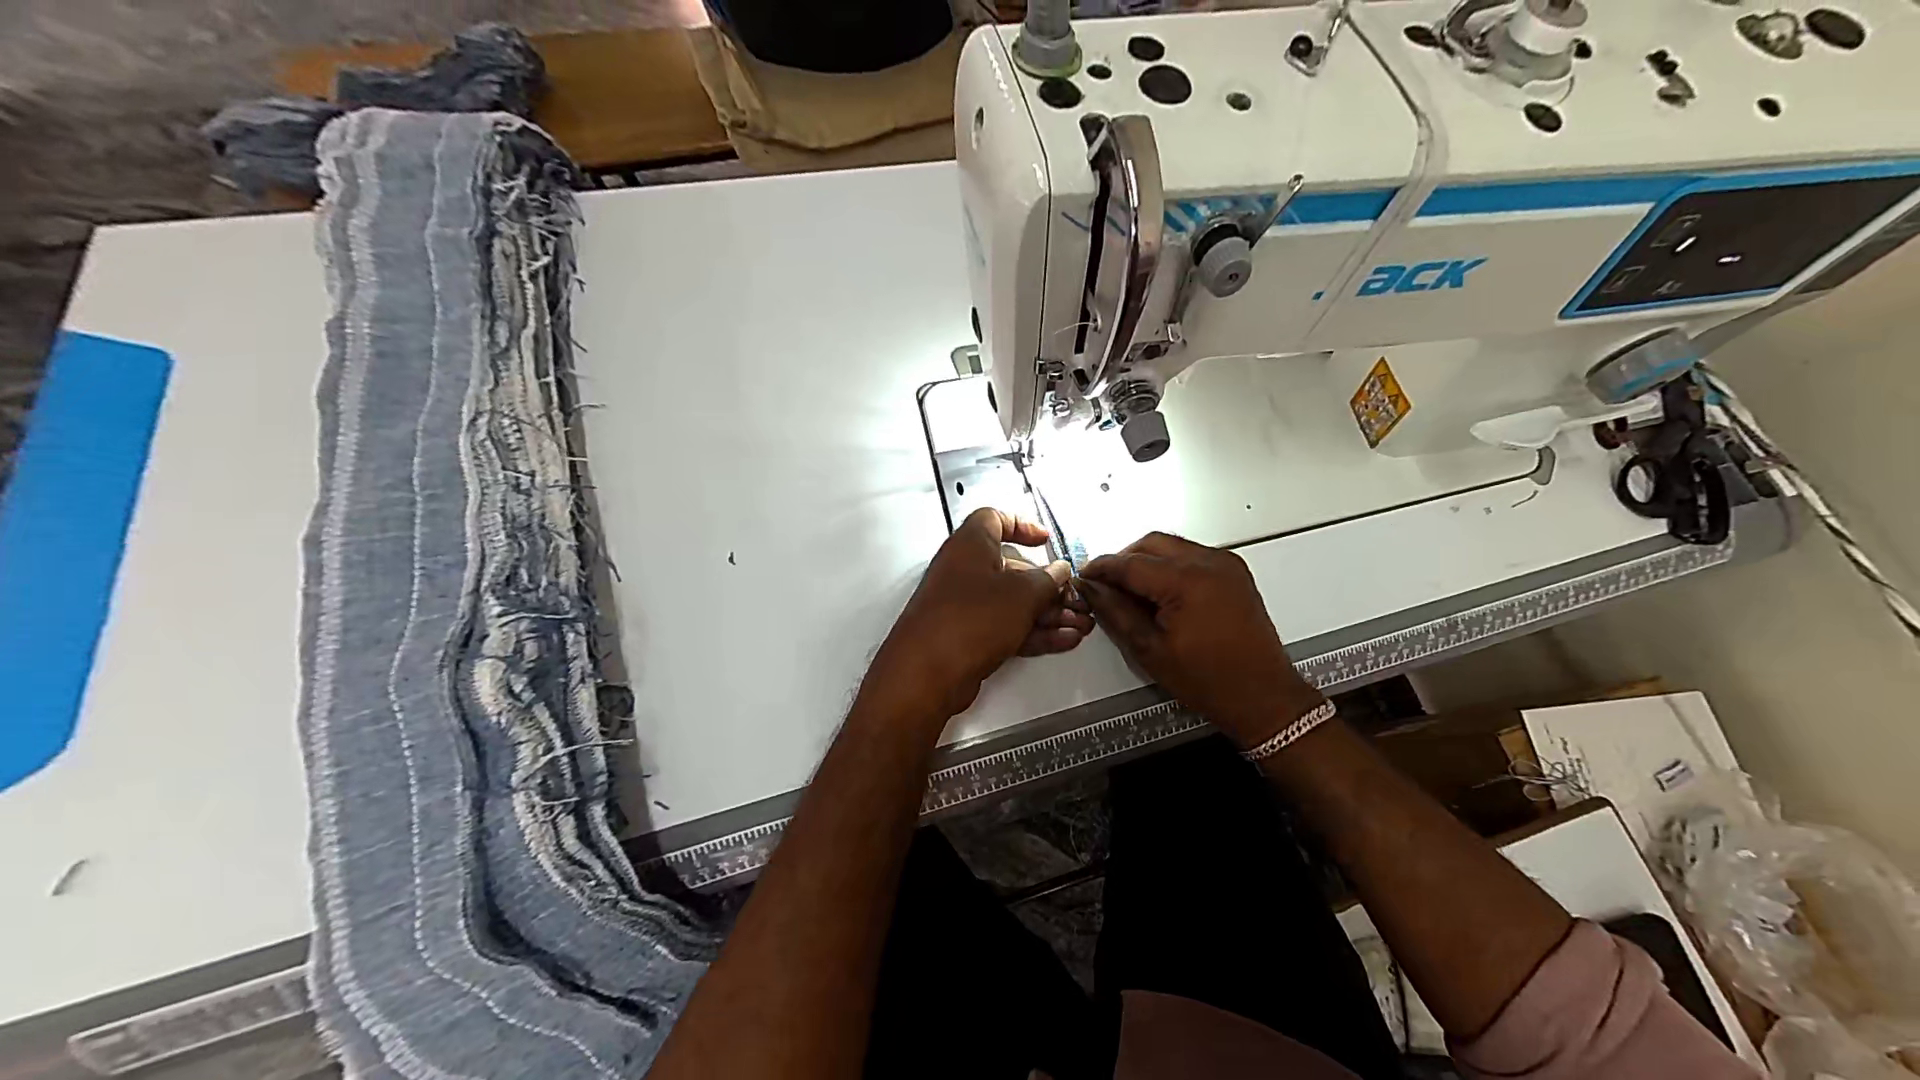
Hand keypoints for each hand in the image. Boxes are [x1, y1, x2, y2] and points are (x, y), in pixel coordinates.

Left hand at [866, 508, 1092, 721]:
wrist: (928, 672)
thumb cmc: (963, 622)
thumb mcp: (1022, 594)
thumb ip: (1047, 581)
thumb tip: (1058, 573)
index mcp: (969, 545)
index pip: (995, 519)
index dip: (1022, 525)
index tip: (1044, 538)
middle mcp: (962, 571)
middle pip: (1011, 568)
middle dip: (1047, 583)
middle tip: (1072, 595)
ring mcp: (963, 605)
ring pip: (1012, 602)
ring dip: (1047, 612)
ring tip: (1078, 623)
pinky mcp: (967, 636)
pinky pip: (1007, 627)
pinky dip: (1034, 632)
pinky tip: (1061, 639)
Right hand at [1078, 532, 1321, 749]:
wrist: (1262, 697)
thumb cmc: (1214, 681)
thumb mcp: (1150, 649)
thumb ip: (1116, 612)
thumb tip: (1094, 590)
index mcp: (1188, 581)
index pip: (1131, 563)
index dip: (1102, 568)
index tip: (1085, 576)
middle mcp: (1210, 564)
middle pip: (1151, 544)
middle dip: (1123, 560)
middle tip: (1104, 584)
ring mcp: (1225, 565)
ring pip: (1171, 546)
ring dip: (1146, 561)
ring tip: (1129, 590)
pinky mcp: (1233, 573)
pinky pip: (1191, 555)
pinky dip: (1169, 565)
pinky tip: (1158, 591)